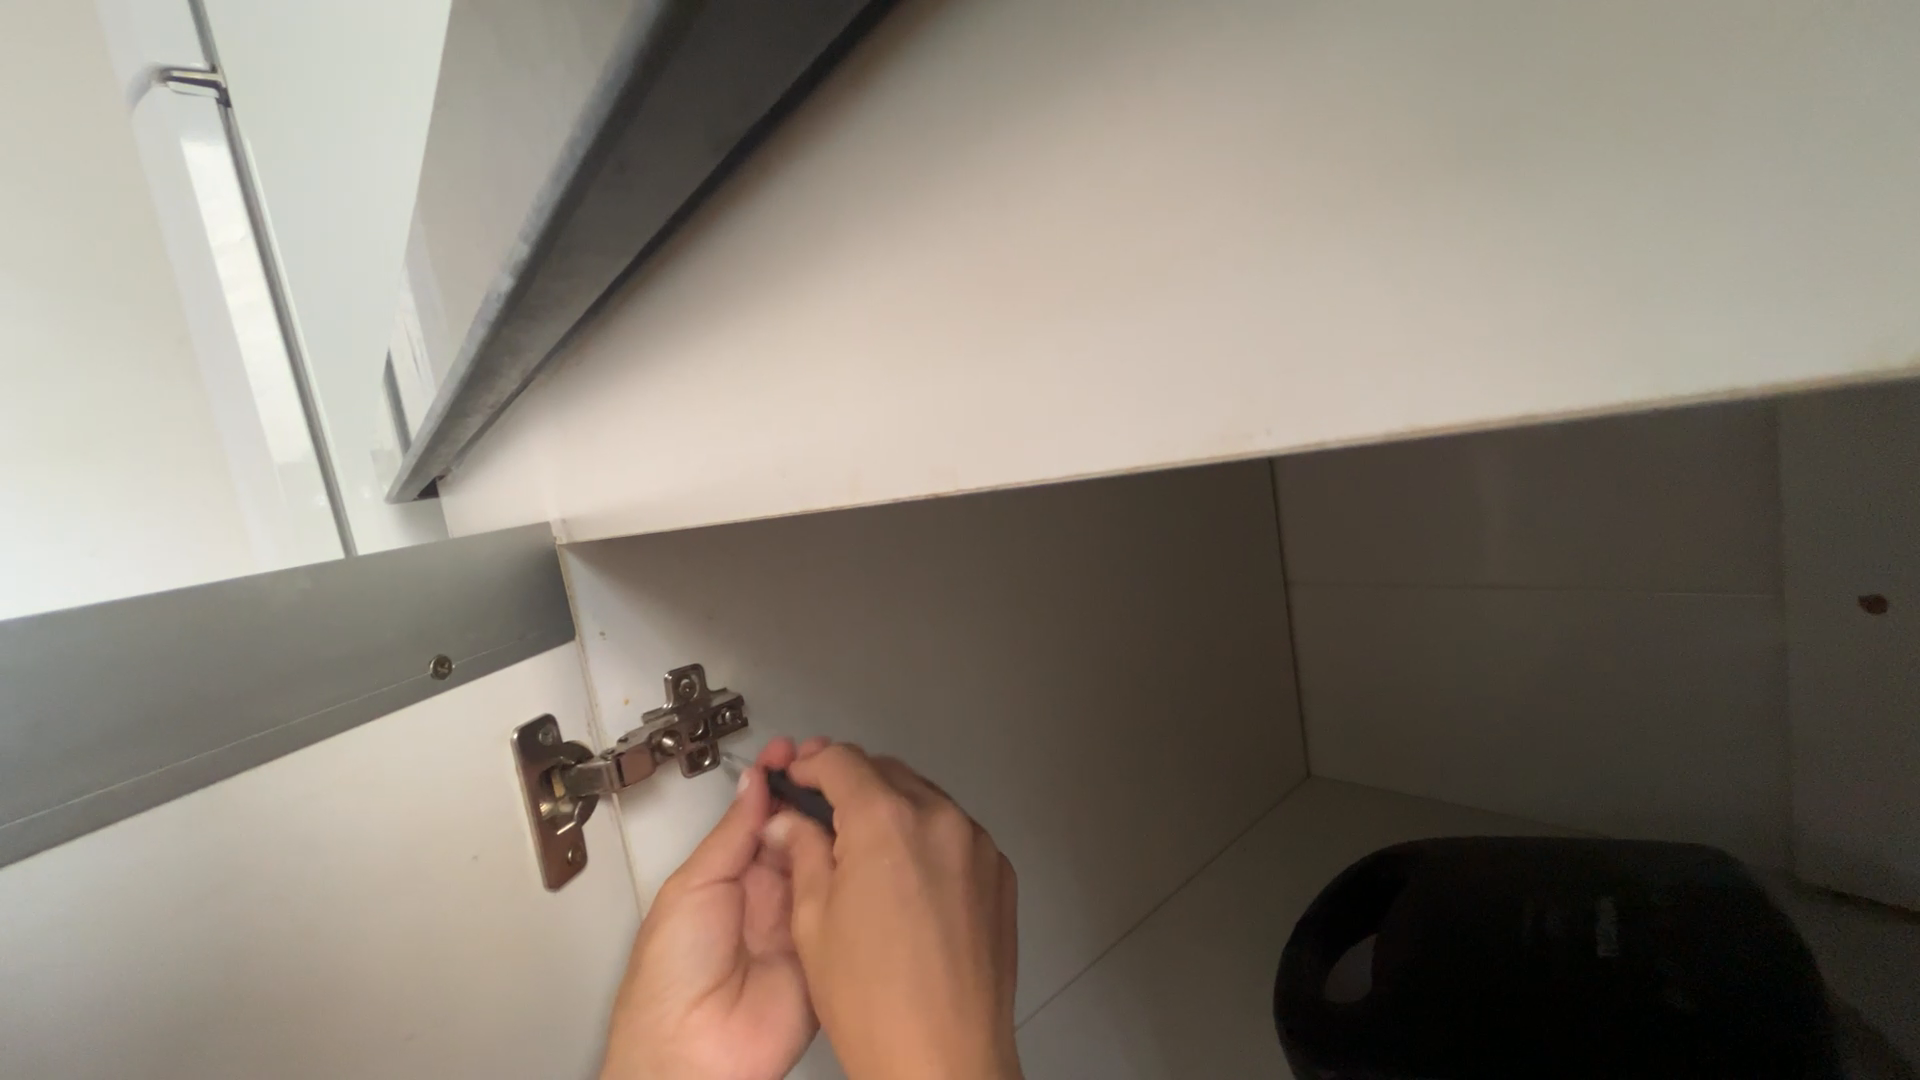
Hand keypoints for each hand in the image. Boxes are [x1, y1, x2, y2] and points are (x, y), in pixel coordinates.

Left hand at [600, 736, 829, 1079]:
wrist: (692, 1058)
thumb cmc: (671, 974)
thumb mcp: (693, 888)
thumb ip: (732, 834)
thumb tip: (755, 779)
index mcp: (732, 873)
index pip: (762, 814)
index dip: (778, 780)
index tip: (796, 748)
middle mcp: (770, 888)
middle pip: (798, 830)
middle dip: (814, 794)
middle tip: (835, 760)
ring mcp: (801, 915)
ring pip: (825, 858)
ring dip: (838, 825)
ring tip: (854, 789)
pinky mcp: (828, 944)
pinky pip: (844, 900)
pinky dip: (856, 872)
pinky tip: (871, 841)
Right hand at [765, 744, 1022, 1079]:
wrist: (945, 1058)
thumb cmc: (870, 998)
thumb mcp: (813, 920)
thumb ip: (803, 850)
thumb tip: (790, 819)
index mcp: (887, 820)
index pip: (842, 760)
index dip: (810, 763)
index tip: (795, 776)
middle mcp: (939, 816)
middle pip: (886, 771)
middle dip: (850, 781)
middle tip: (822, 808)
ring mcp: (976, 841)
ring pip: (923, 797)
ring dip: (891, 806)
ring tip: (865, 845)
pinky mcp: (999, 868)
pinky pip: (954, 831)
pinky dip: (926, 836)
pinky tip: (909, 876)